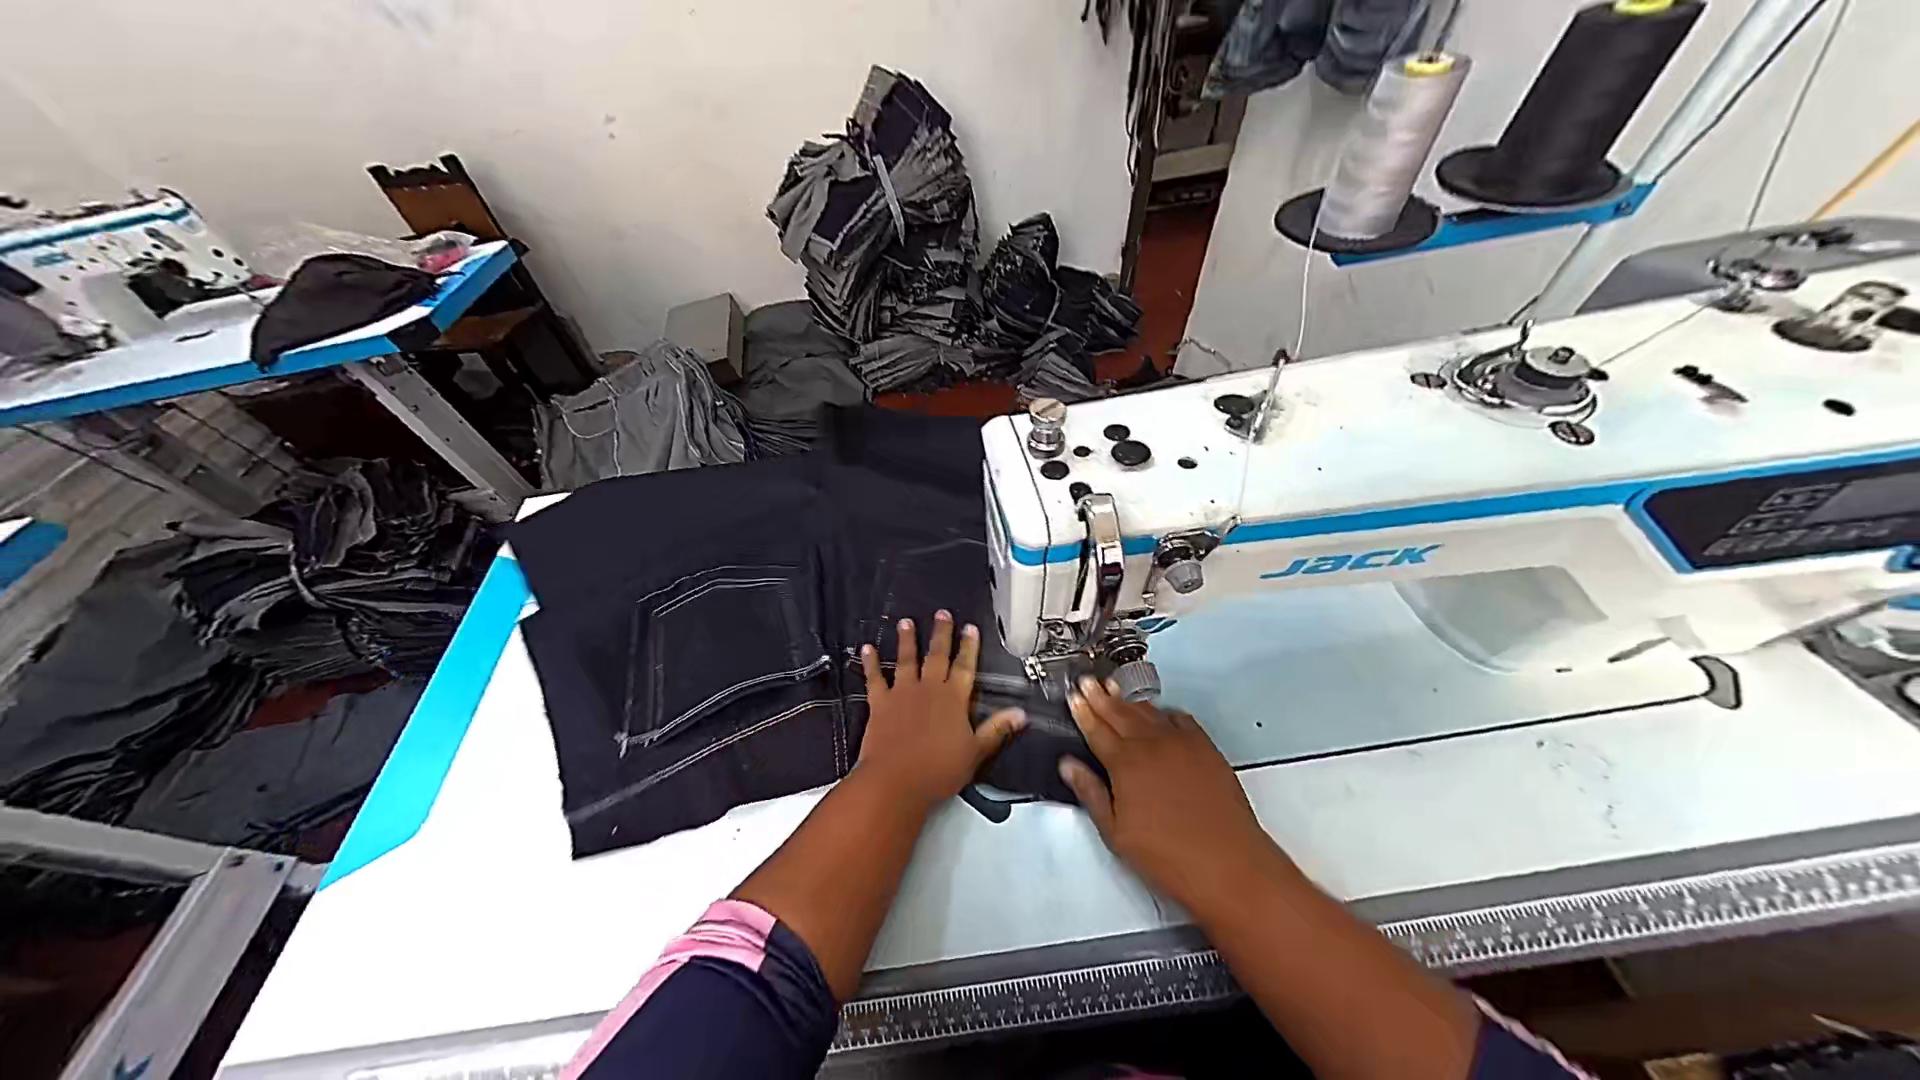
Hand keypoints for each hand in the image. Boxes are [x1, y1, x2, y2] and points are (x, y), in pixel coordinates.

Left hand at [853, 612, 1026, 808]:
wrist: (895, 780)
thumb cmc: (938, 770)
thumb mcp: (975, 752)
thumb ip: (996, 730)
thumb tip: (1020, 714)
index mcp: (954, 699)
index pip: (965, 667)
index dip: (969, 646)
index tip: (970, 628)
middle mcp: (929, 689)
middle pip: (937, 655)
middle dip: (941, 634)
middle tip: (942, 613)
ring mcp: (902, 693)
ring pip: (906, 660)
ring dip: (907, 640)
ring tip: (906, 622)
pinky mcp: (880, 703)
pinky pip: (875, 678)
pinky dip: (871, 663)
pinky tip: (867, 648)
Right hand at [1059, 676, 1285, 908]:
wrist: (1228, 864)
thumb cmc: (1173, 856)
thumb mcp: (1116, 832)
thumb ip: (1090, 793)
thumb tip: (1070, 767)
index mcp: (1125, 763)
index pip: (1096, 729)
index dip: (1082, 711)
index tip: (1074, 698)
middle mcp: (1152, 746)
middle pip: (1119, 712)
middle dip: (1100, 696)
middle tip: (1088, 682)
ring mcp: (1181, 744)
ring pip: (1147, 711)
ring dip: (1127, 698)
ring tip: (1114, 686)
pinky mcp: (1206, 749)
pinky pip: (1181, 719)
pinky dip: (1164, 711)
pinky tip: (1160, 711)